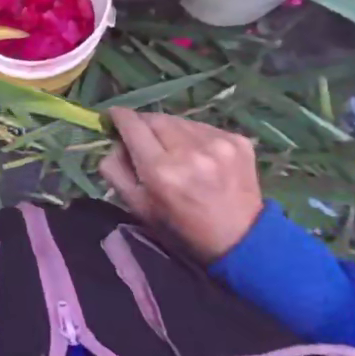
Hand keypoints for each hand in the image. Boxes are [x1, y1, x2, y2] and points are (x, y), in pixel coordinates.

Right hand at [99, 108, 262, 261]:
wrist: (241, 239)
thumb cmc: (183, 229)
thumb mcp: (139, 208)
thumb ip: (116, 172)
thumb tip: (114, 143)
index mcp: (161, 171)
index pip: (133, 126)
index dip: (119, 117)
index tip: (113, 116)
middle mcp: (189, 150)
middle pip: (156, 118)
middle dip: (144, 124)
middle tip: (143, 139)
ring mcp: (217, 142)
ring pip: (180, 121)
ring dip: (171, 130)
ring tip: (175, 151)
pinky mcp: (238, 140)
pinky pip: (204, 127)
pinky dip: (195, 136)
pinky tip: (200, 156)